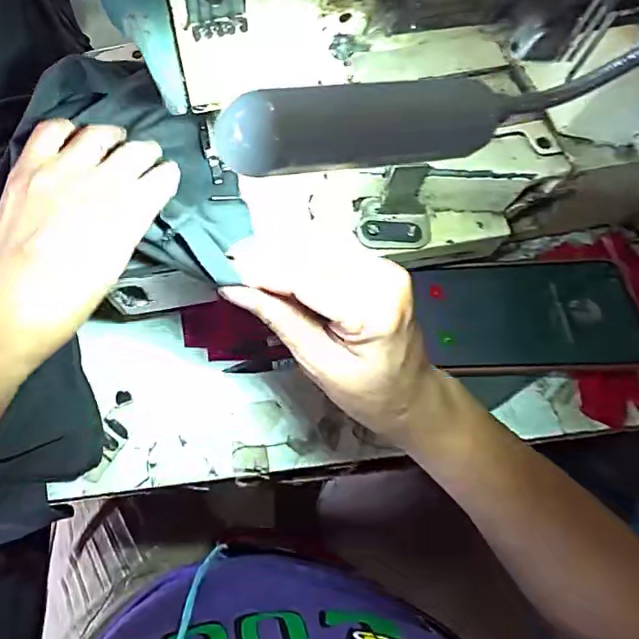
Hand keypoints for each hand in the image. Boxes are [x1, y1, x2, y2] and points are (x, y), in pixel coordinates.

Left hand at [0, 120, 179, 379]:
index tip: (163, 178)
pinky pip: (52, 130)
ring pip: (99, 133)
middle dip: (147, 155)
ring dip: (112, 138)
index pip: (163, 175)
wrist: (9, 305)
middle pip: (137, 150)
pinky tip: (71, 140)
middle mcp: (99, 181)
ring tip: (111, 144)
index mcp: (129, 209)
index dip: (166, 177)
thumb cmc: (66, 300)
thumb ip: (129, 225)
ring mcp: (60, 170)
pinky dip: (67, 131)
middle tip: (143, 161)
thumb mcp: (115, 264)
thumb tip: (134, 207)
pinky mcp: (28, 168)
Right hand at [219, 238, 461, 448]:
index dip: (262, 272)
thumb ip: (279, 318)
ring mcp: (383, 266)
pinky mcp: (376, 263)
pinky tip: (274, 263)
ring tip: (245, 263)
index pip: (306, 279)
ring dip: (279, 251)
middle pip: (312, 254)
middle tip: (230, 264)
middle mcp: (383, 277)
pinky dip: (298, 255)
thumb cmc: (370, 392)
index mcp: (374, 309)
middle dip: (267, 257)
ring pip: (318, 245)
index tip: (227, 270)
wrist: (411, 394)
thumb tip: (237, 290)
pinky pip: (329, 250)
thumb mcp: (318, 364)